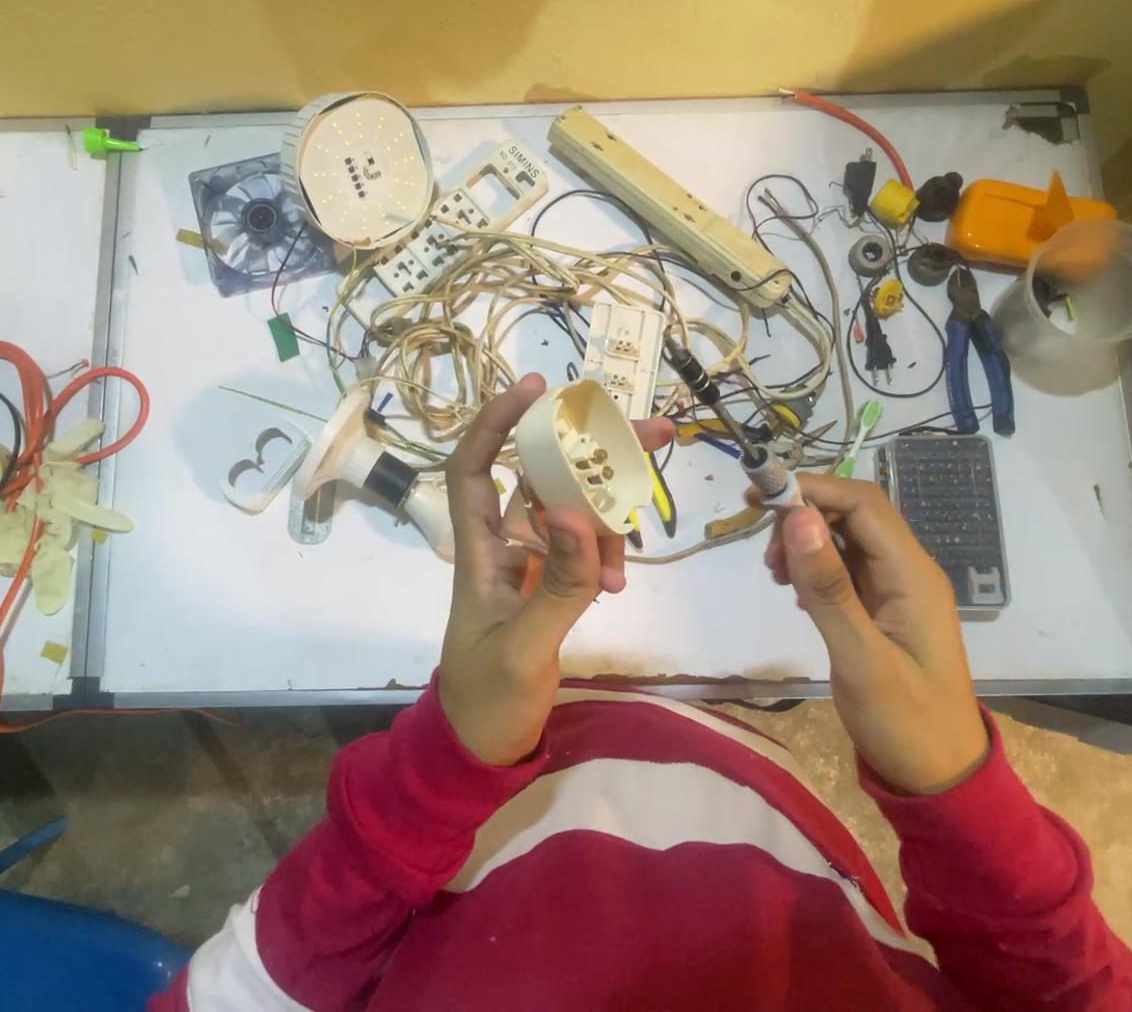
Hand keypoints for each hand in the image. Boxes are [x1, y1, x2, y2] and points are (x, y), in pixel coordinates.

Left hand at [440, 374, 672, 764]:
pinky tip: (616, 584)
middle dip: (594, 454)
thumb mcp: (523, 646)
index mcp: (477, 549)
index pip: (475, 467)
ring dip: (607, 523)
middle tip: (656, 433)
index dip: (497, 422)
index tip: (539, 387)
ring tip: (622, 565)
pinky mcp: (552, 585)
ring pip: (575, 513)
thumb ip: (557, 585)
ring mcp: (531, 563)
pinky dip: (604, 558)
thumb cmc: (486, 697)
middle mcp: (503, 543)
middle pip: (546, 477)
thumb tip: (580, 513)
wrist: (485, 744)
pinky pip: (585, 550)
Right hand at [762, 474, 988, 794]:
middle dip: (803, 514)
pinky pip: (845, 568)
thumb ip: (828, 587)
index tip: (758, 498)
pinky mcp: (882, 608)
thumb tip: (796, 517)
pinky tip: (794, 592)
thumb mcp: (860, 658)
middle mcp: (907, 571)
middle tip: (761, 547)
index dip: (811, 489)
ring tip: (774, 574)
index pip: (862, 503)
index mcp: (912, 575)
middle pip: (853, 513)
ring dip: (805, 541)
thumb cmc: (904, 721)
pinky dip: (814, 567)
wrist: (938, 776)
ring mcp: (895, 590)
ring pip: (845, 539)